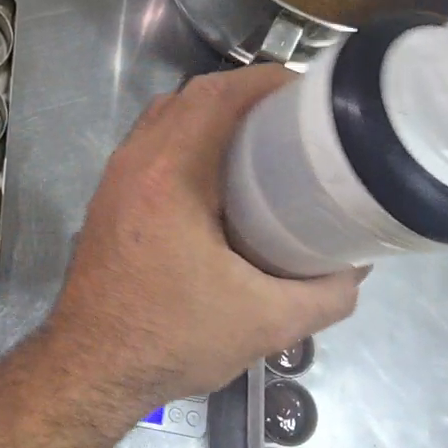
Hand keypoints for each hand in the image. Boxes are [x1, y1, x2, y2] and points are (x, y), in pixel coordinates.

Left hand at [43, 65, 363, 409]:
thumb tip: (355, 266)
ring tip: (259, 139)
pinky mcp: (108, 199)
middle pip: (189, 97)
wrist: (92, 366)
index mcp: (168, 175)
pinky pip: (150, 145)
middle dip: (241, 94)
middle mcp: (134, 163)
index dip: (263, 80)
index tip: (305, 90)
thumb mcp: (265, 323)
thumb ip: (325, 294)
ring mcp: (115, 179)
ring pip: (163, 118)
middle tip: (291, 116)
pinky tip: (218, 175)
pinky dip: (185, 138)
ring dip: (209, 115)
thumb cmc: (172, 338)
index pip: (215, 97)